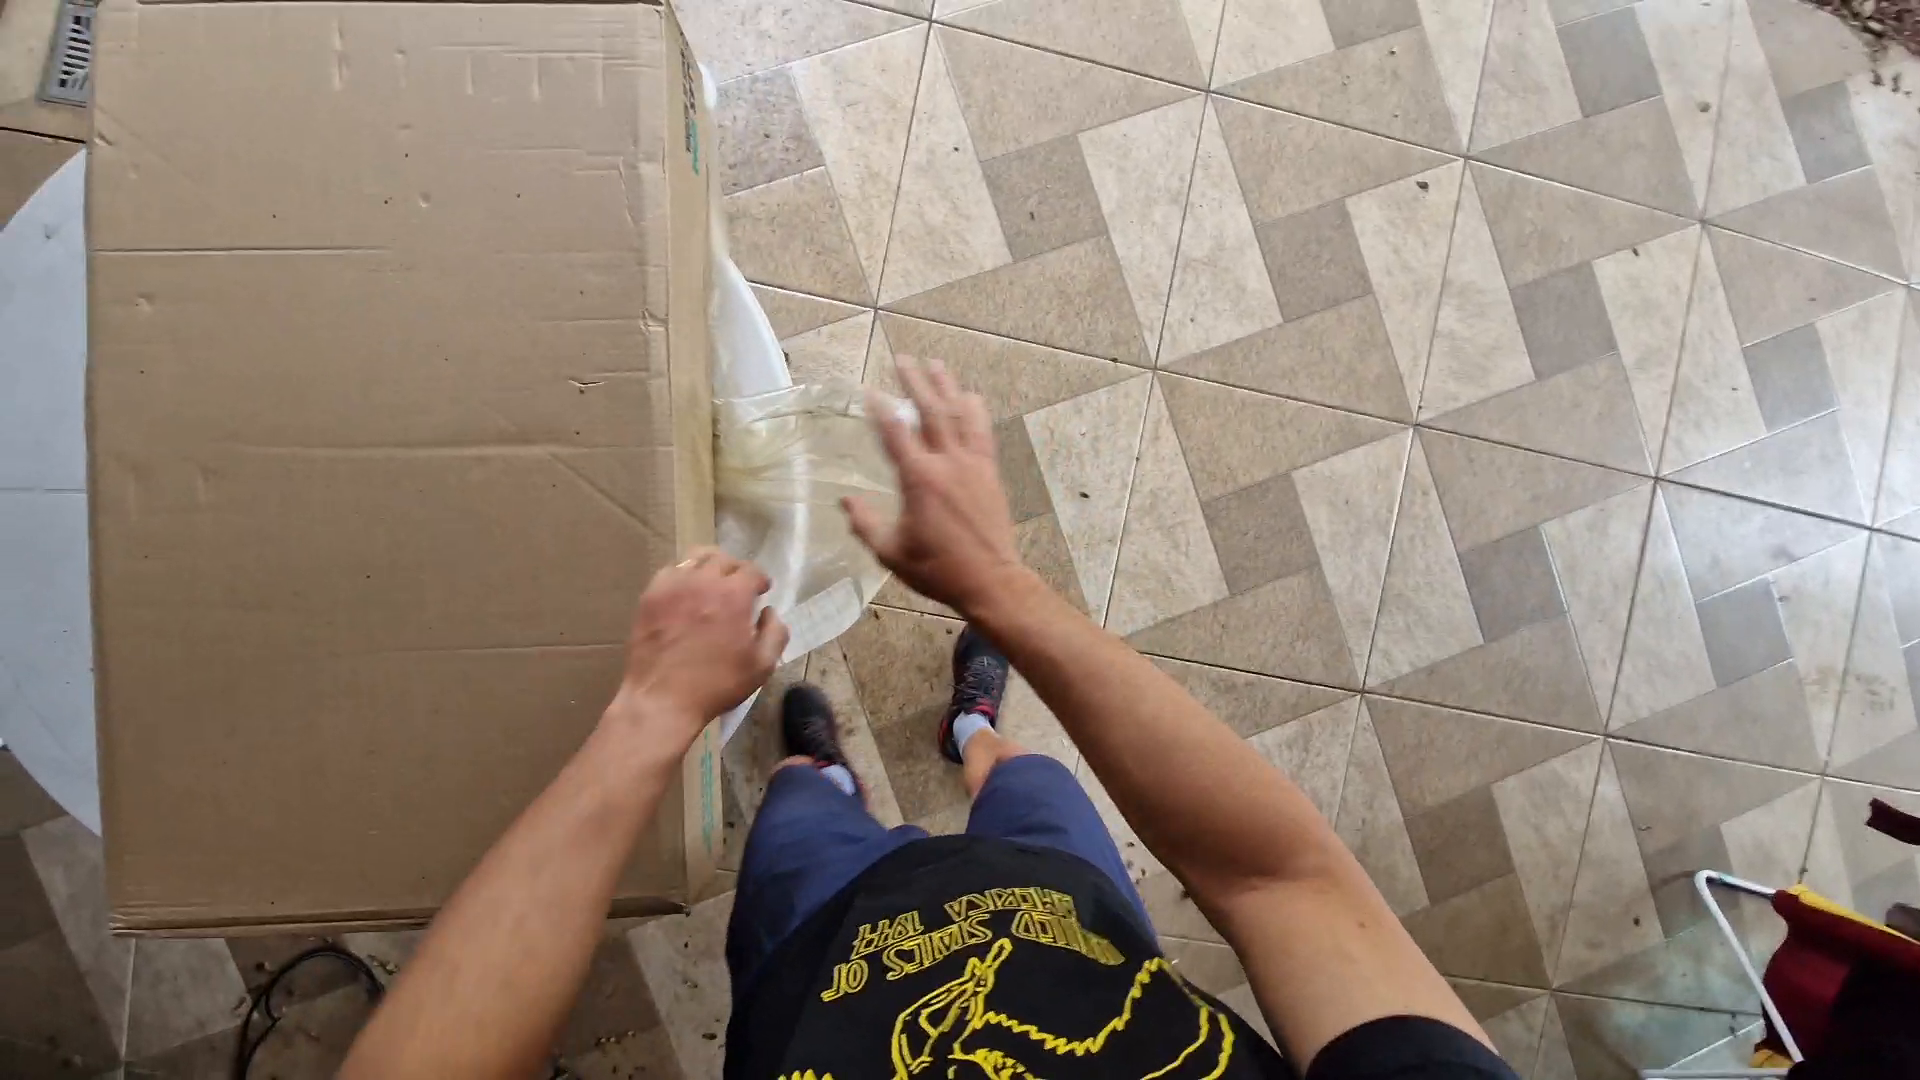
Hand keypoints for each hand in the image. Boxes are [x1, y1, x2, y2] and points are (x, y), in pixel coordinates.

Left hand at [606, 549, 787, 748]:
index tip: (762, 591)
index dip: (760, 580)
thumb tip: (769, 612)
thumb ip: (775, 633)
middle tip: (738, 587)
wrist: (662, 700)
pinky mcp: (650, 597)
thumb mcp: (762, 665)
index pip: (752, 570)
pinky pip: (670, 572)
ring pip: (695, 559)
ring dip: (709, 567)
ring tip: (712, 584)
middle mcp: (704, 581)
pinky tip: (685, 593)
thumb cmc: (717, 684)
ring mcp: (673, 586)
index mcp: (734, 595)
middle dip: (736, 570)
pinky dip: (682, 576)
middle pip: (723, 559)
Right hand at [843, 358, 1030, 616]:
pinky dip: (975, 410)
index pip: (895, 433)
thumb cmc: (937, 570)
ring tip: (936, 364)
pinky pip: (982, 432)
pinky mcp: (989, 472)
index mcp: (919, 479)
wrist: (990, 580)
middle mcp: (947, 463)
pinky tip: (971, 397)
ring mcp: (972, 465)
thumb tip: (845, 501)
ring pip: (959, 415)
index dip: (880, 408)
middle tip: (903, 359)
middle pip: (930, 411)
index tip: (869, 389)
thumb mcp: (891, 553)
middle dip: (915, 382)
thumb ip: (865, 524)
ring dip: (947, 387)